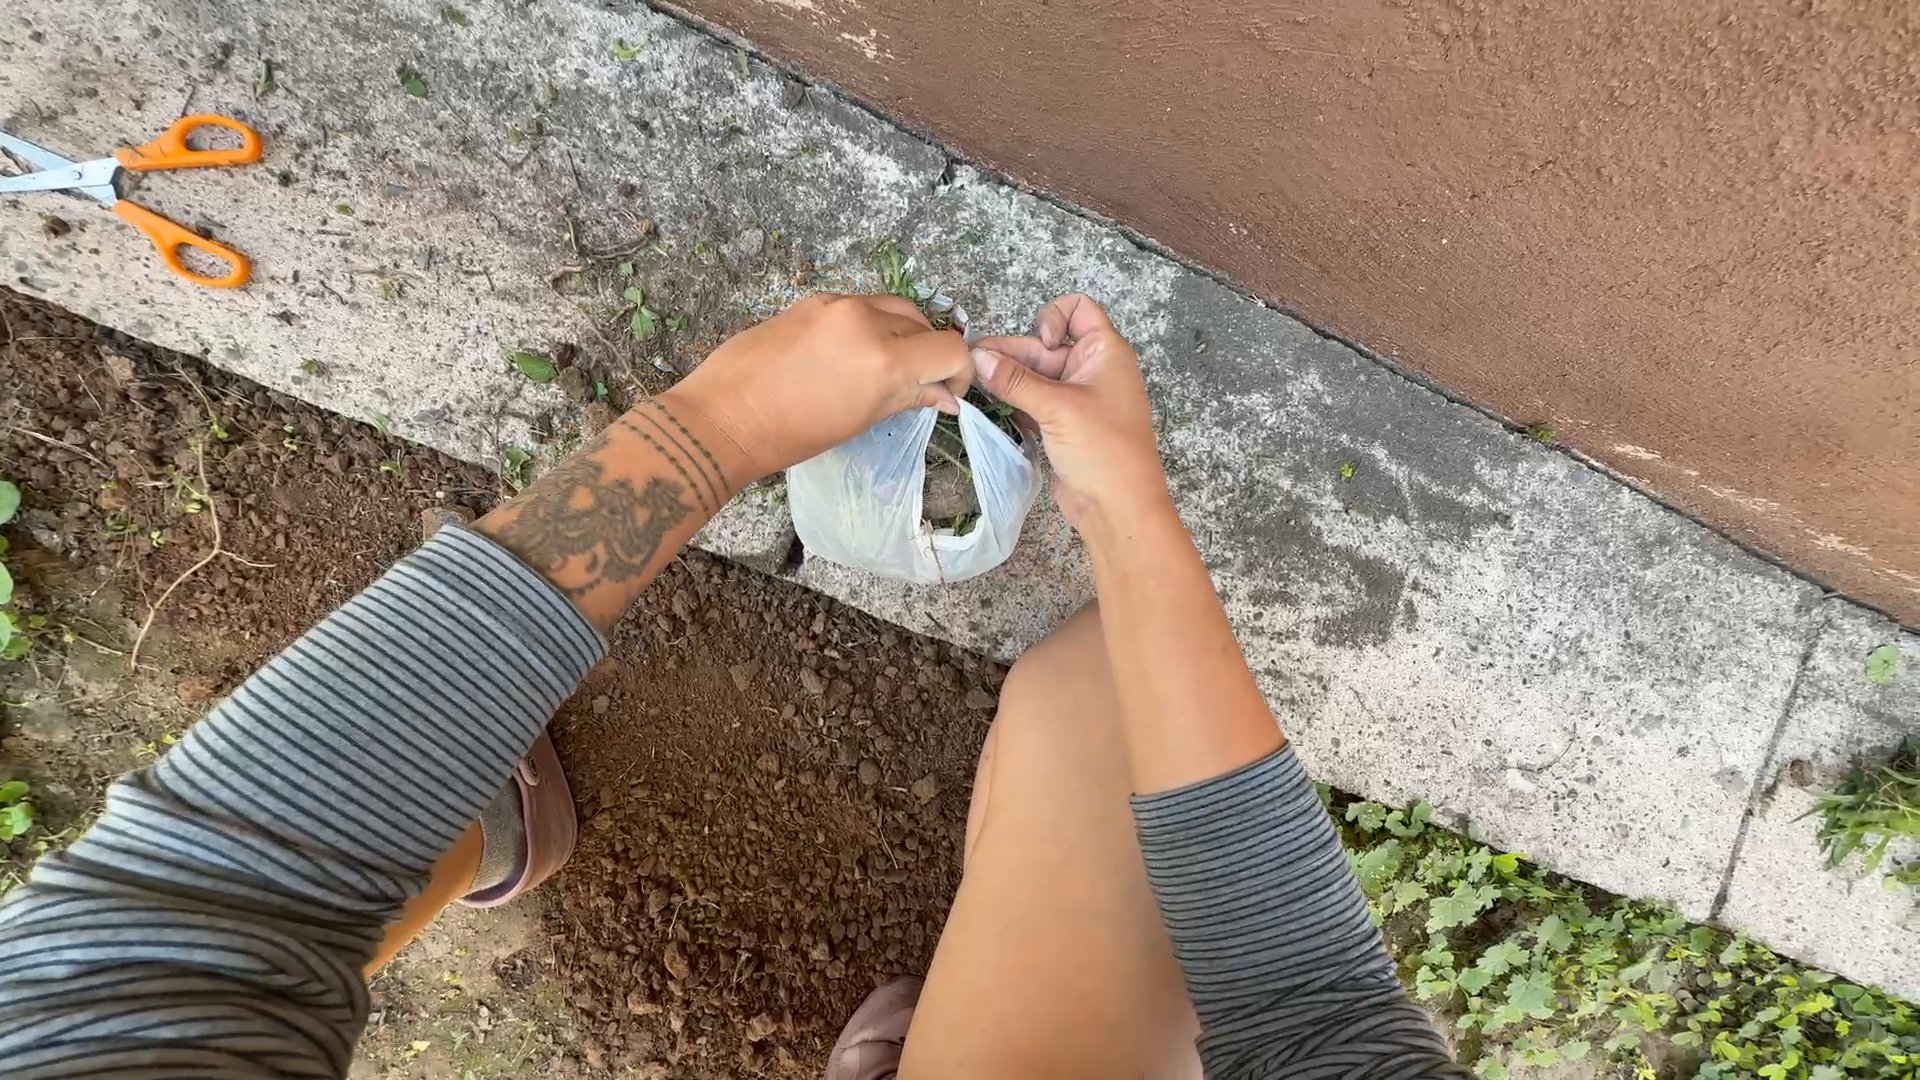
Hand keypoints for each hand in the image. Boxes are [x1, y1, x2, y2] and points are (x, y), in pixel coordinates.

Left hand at [661, 293, 970, 484]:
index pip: (950, 348)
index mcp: (883, 359)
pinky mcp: (814, 299)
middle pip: (925, 325)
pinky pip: (861, 305)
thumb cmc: (793, 434)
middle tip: (918, 384)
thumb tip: (947, 396)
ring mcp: (838, 304)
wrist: (725, 417)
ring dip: (904, 335)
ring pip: (895, 309)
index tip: (949, 391)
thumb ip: (909, 397)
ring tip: (885, 367)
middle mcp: (866, 320)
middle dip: (930, 355)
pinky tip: (852, 353)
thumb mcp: (861, 419)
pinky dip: (872, 326)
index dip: (960, 372)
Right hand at [970, 294, 1167, 525]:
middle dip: (1011, 353)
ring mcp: (1075, 399)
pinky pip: (1033, 402)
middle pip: (1044, 347)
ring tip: (970, 382)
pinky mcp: (1062, 425)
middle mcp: (1090, 370)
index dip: (1053, 317)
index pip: (1079, 310)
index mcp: (1104, 352)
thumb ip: (1016, 382)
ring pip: (1034, 377)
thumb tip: (978, 357)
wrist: (1118, 506)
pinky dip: (1012, 401)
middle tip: (972, 363)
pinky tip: (986, 404)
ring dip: (1006, 378)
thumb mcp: (1058, 408)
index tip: (1041, 345)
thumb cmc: (1103, 448)